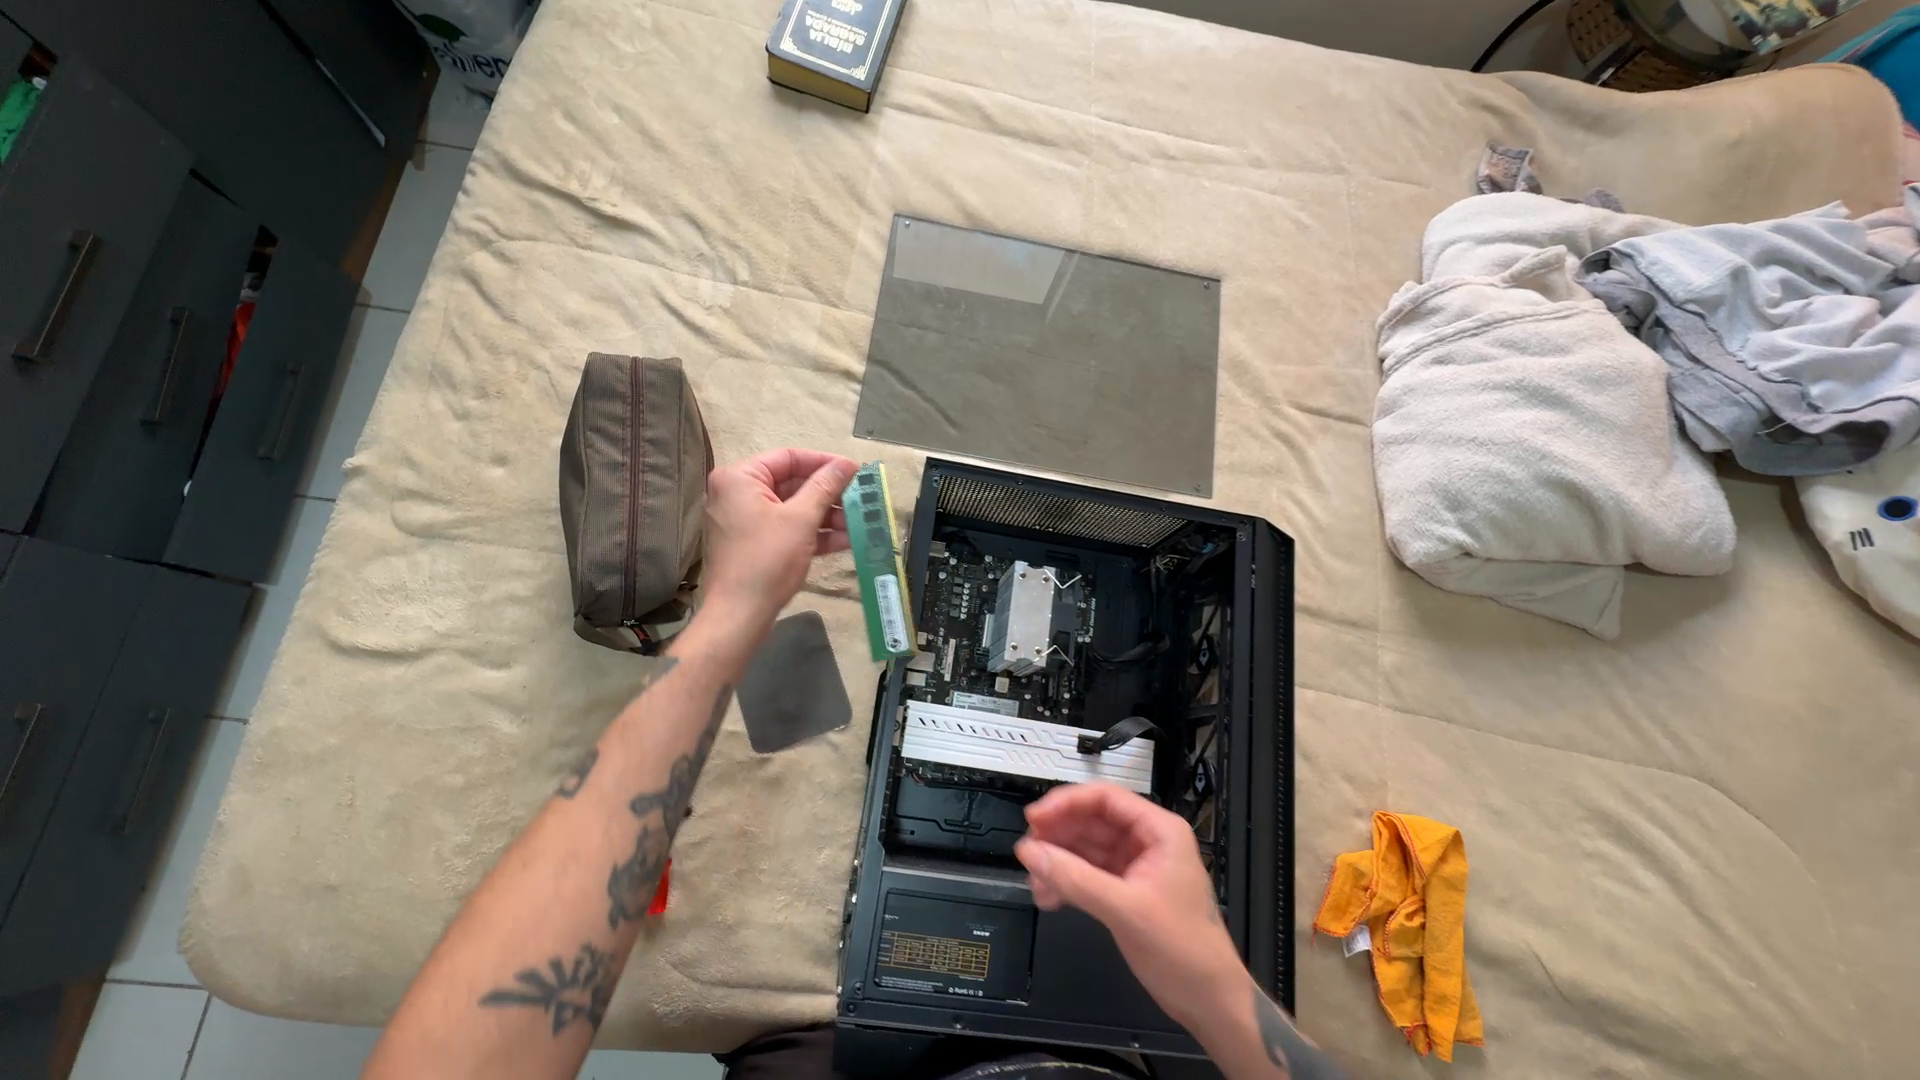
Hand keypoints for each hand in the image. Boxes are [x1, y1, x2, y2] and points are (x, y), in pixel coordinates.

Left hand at [700, 448, 856, 633]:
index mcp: (740, 478)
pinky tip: (846, 540)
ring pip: (793, 508)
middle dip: (829, 494)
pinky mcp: (754, 544)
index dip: (824, 463)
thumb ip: (825, 487)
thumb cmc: (767, 560)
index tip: (854, 470)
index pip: (788, 458)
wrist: (739, 615)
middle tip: (861, 497)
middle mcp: (738, 494)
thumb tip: (847, 464)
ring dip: (827, 516)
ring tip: (860, 522)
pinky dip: (813, 533)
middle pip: (791, 483)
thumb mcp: (801, 519)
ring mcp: (744, 520)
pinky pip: (787, 528)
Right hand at [1015, 783, 1247, 1034]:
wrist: (1210, 1003)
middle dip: (1058, 835)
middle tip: (1028, 851)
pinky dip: (1067, 882)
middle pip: (1091, 820)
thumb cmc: (1183, 950)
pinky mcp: (1125, 891)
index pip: (1105, 798)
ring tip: (1036, 881)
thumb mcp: (1125, 909)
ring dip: (1058, 861)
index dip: (1066, 803)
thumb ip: (1075, 879)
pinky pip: (1087, 874)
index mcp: (1159, 831)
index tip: (1034, 818)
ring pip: (1085, 848)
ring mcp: (1135, 867)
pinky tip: (1050, 896)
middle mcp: (1147, 842)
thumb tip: (1030, 852)